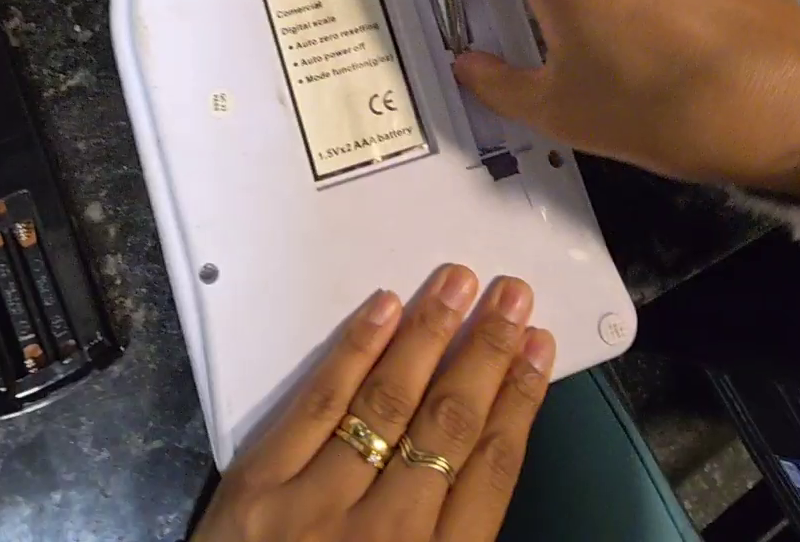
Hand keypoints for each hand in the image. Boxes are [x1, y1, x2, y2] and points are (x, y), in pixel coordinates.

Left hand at [192, 265, 553, 541]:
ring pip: (389, 402)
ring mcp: (317, 505)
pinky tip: (386, 308)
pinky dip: (355, 350)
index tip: (538, 347)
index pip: (491, 472)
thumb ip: (449, 533)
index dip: (519, 402)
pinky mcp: (260, 482)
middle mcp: (387, 537)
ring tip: (458, 283)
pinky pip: (319, 402)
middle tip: (512, 294)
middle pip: (448, 425)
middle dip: (485, 353)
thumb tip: (487, 444)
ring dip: (430, 335)